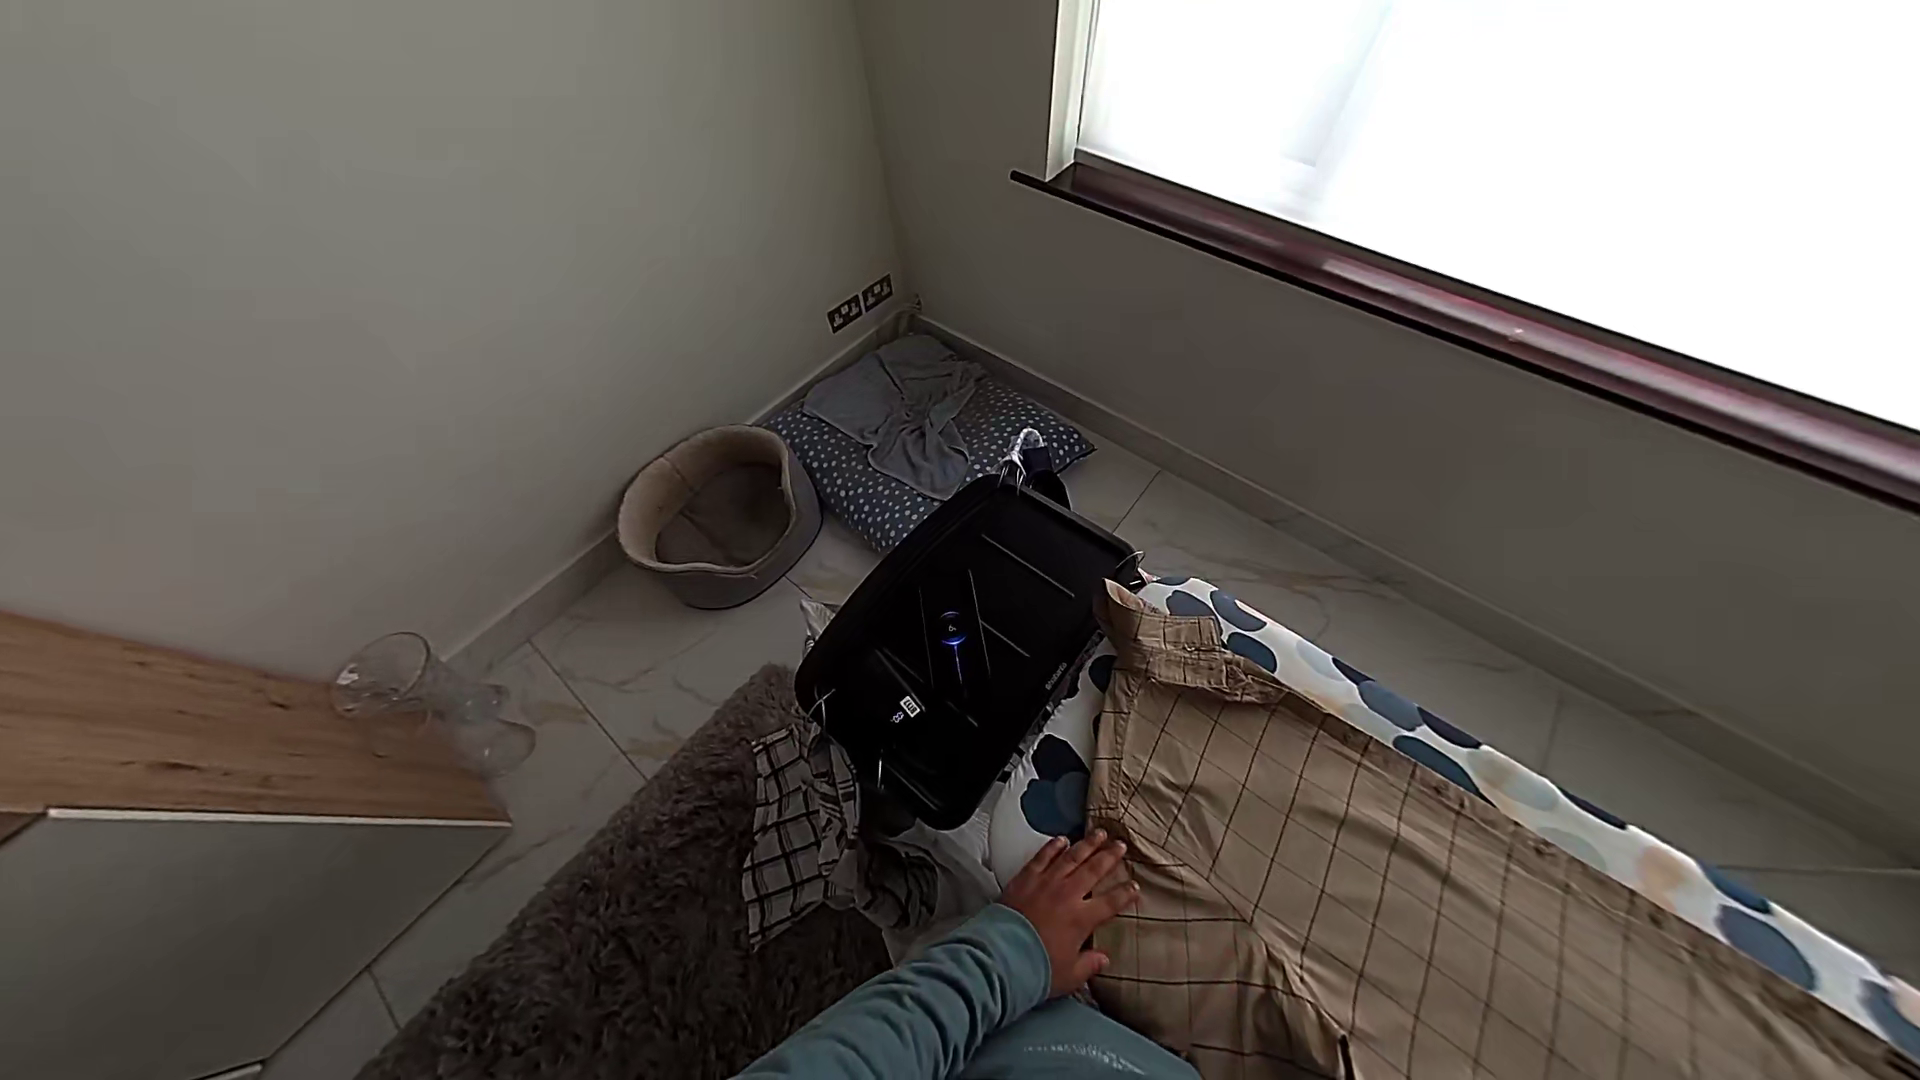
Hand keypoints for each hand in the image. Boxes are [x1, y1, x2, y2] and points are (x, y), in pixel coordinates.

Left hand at [998, 830, 1139, 997]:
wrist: (1003, 955)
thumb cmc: (1037, 968)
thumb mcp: (1069, 976)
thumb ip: (1088, 965)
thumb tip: (1103, 959)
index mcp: (1081, 919)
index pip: (1110, 903)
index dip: (1125, 894)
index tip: (1135, 886)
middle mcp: (1067, 894)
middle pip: (1093, 870)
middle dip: (1109, 856)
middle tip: (1120, 845)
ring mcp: (1046, 882)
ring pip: (1071, 857)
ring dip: (1087, 844)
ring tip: (1098, 833)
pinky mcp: (1027, 876)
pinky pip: (1043, 856)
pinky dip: (1053, 846)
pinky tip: (1062, 838)